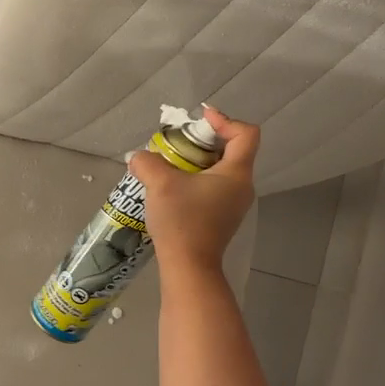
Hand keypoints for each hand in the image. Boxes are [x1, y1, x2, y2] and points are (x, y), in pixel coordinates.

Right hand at [129, 106, 257, 273]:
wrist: (188, 265)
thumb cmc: (181, 221)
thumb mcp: (160, 184)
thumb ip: (148, 163)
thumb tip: (138, 157)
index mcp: (236, 173)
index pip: (246, 133)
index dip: (225, 120)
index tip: (199, 120)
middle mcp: (242, 186)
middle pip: (233, 150)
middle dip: (205, 141)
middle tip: (178, 143)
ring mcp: (234, 205)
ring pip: (221, 171)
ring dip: (198, 162)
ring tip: (170, 166)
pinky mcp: (222, 219)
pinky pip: (213, 189)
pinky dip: (196, 181)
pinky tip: (172, 189)